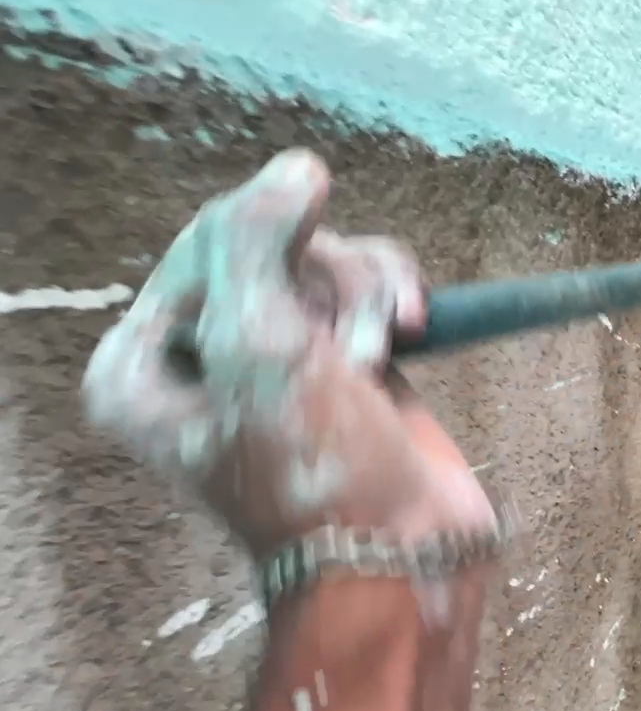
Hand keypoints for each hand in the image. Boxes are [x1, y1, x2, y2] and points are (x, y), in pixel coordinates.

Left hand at [83, 149, 491, 557]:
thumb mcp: (263, 347)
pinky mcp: (366, 369)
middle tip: (360, 352)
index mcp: (155, 355)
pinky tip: (415, 332)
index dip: (279, 246)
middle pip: (288, 253)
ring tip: (393, 351)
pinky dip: (400, 303)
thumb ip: (261, 245)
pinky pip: (380, 298)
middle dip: (337, 288)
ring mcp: (301, 359)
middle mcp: (221, 350)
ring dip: (375, 296)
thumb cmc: (317, 464)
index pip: (212, 243)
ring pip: (343, 270)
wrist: (404, 546)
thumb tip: (302, 164)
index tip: (326, 299)